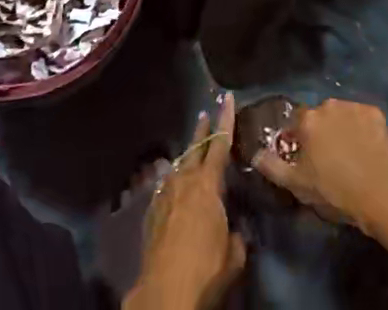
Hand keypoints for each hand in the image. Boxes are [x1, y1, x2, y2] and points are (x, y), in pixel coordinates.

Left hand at [125, 93, 246, 309]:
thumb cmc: (205, 270)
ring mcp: (164, 198)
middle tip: (206, 112)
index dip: (225, 120)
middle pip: (195, 149)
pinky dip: (173, 178)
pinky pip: (165, 186)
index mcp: (208, 186)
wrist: (164, 295)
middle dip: (202, 130)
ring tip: (191, 147)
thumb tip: (234, 230)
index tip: (227, 97)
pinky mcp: (151, 216)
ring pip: (177, 166)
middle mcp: (184, 183)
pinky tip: (172, 182)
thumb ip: (236, 235)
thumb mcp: (234, 254)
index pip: (220, 145)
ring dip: (186, 154)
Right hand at [251, 99, 387, 233]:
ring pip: (341, 114)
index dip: (298, 139)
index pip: (296, 122)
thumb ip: (271, 166)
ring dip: (340, 127)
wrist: (379, 194)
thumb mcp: (296, 185)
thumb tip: (255, 153)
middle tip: (326, 156)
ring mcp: (355, 106)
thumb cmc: (334, 191)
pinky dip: (360, 127)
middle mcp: (330, 104)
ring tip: (347, 152)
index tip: (304, 156)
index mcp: (308, 119)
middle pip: (319, 115)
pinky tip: (364, 147)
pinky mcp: (375, 112)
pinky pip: (361, 117)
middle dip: (320, 131)